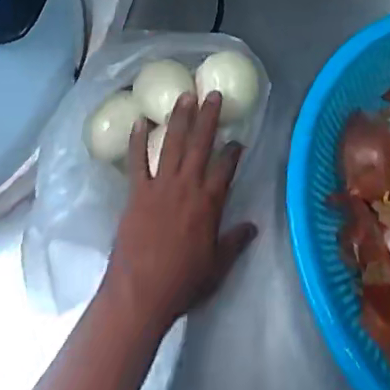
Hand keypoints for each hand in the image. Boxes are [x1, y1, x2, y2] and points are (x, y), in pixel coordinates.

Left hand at [105, 91, 256, 329]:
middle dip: (208, 117)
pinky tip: (139, 121)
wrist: (140, 295)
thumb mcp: (217, 266)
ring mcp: (160, 186)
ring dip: (179, 118)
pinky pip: (137, 161)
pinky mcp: (136, 193)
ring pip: (172, 144)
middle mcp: (187, 187)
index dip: (234, 151)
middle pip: (201, 144)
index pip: (226, 167)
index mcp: (209, 203)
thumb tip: (253, 226)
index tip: (238, 139)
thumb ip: (234, 242)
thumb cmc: (182, 283)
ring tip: (185, 96)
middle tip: (212, 94)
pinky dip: (137, 140)